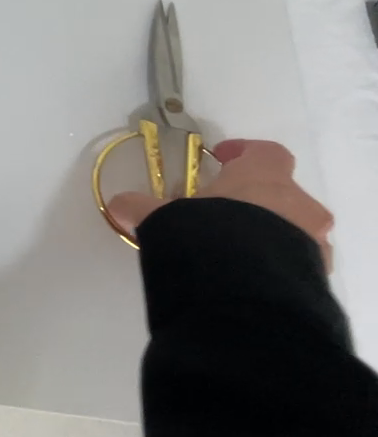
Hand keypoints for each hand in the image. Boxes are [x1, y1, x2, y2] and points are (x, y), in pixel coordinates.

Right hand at [109, 139, 334, 266]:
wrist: (252, 285)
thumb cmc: (210, 230)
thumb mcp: (159, 213)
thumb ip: (138, 205)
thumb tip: (118, 207)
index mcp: (263, 179)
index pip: (267, 153)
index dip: (245, 151)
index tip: (221, 157)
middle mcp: (299, 205)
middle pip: (284, 193)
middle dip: (256, 199)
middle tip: (222, 210)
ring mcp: (316, 240)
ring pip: (295, 226)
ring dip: (270, 230)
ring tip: (232, 244)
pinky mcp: (319, 272)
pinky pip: (298, 257)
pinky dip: (275, 258)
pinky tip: (246, 267)